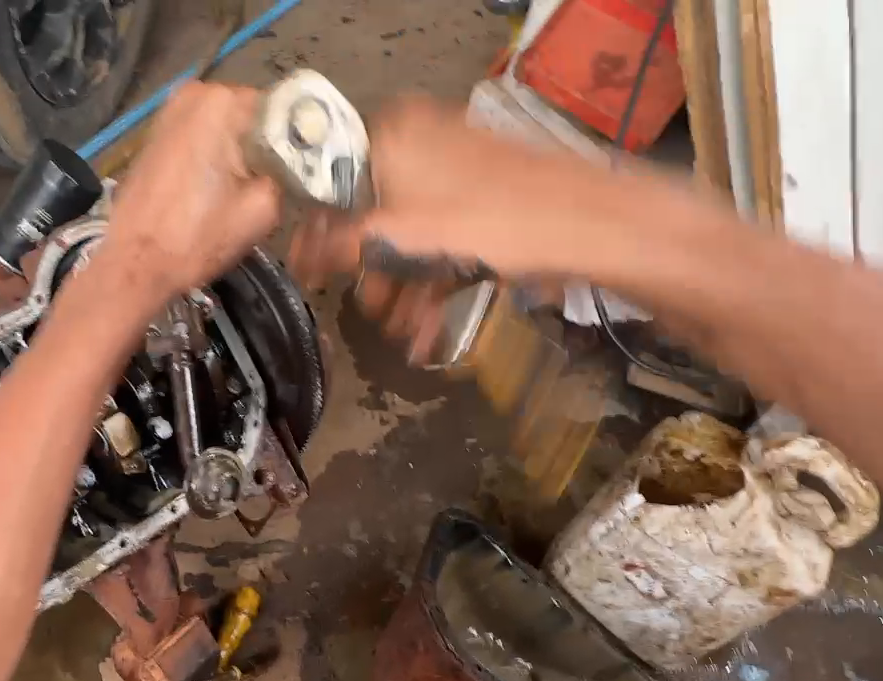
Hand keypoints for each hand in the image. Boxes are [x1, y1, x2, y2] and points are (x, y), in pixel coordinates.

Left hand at [101, 82, 282, 296]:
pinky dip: (207, 165)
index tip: (289, 177)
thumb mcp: (261, 211)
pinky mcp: (153, 141)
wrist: (134, 265)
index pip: (278, 111)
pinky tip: (207, 197)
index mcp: (221, 102)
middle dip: (256, 152)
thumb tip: (285, 169)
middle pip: (247, 120)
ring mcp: (167, 116)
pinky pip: (197, 145)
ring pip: (221, 134)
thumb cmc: (195, 239)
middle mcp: (192, 96)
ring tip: (230, 199)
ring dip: (232, 161)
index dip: (289, 145)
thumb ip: (285, 176)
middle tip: (258, 192)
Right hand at [288, 94, 666, 361]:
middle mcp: (421, 150)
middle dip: (371, 279)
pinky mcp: (480, 210)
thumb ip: (341, 247)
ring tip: (402, 339)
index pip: (332, 183)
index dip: (318, 237)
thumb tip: (299, 258)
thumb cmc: (483, 222)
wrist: (583, 226)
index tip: (307, 277)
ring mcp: (454, 182)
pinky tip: (425, 338)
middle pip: (374, 221)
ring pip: (410, 243)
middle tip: (366, 315)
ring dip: (402, 296)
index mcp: (393, 138)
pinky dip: (430, 291)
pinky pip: (440, 250)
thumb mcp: (398, 237)